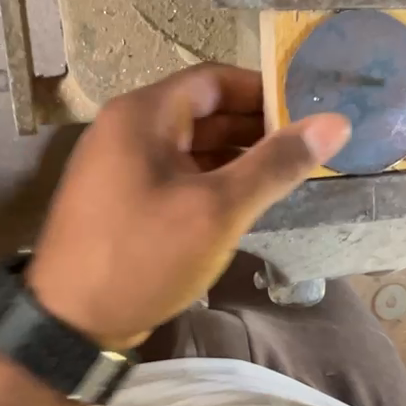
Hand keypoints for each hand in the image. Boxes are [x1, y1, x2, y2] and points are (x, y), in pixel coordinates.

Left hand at [24, 64, 349, 349]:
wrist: (70, 326)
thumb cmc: (144, 256)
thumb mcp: (218, 209)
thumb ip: (275, 164)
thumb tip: (335, 123)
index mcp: (143, 115)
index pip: (214, 80)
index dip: (264, 90)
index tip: (308, 109)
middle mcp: (127, 129)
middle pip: (203, 111)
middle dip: (255, 126)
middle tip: (307, 145)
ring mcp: (121, 167)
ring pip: (191, 146)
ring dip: (237, 155)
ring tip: (287, 173)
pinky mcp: (123, 200)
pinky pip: (177, 174)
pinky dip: (213, 179)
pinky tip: (246, 200)